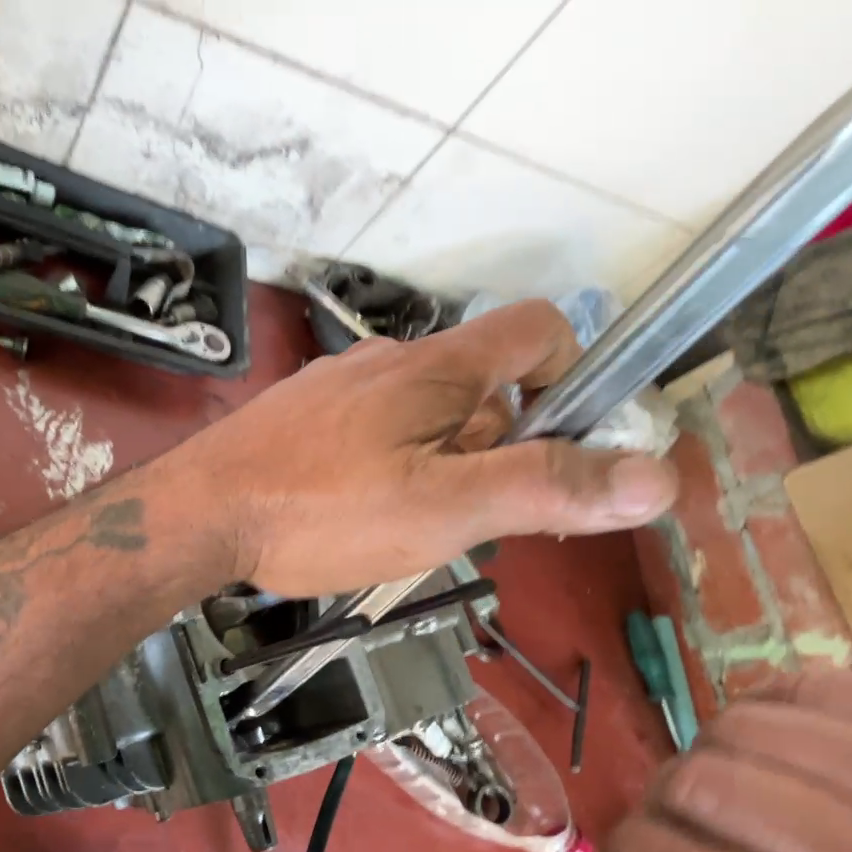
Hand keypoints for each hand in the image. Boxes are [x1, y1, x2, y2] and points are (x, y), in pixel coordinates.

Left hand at [169, 299, 677, 596]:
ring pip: (418, 412)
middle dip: (497, 441)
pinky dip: (386, 462)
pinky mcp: (295, 421)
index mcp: (432, 367)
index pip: (535, 330)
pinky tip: (355, 512)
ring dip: (439, 459)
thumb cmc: (318, 510)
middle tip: (473, 511)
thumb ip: (544, 487)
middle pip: (477, 382)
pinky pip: (366, 430)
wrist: (195, 515)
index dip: (572, 374)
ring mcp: (331, 389)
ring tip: (408, 522)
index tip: (563, 441)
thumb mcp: (443, 508)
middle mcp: (381, 361)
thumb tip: (656, 474)